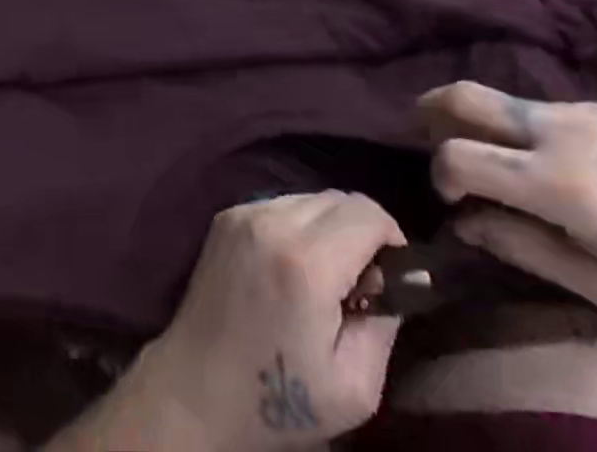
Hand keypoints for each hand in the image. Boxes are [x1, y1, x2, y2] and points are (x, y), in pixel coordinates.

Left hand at [49, 192, 404, 450]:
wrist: (195, 388)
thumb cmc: (277, 399)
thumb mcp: (355, 386)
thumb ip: (386, 322)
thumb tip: (400, 279)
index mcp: (306, 261)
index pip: (367, 213)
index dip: (393, 240)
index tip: (391, 277)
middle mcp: (271, 222)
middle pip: (340, 199)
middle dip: (363, 233)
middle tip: (360, 283)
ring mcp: (242, 214)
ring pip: (310, 198)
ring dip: (330, 227)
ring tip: (324, 276)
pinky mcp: (225, 217)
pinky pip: (280, 204)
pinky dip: (299, 225)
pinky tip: (292, 265)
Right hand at [418, 82, 596, 353]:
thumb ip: (521, 246)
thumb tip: (463, 222)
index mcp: (560, 183)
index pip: (458, 157)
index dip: (440, 176)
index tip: (451, 201)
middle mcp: (562, 132)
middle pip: (465, 96)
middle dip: (430, 110)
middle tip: (420, 134)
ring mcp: (586, 113)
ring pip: (499, 97)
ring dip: (474, 118)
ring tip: (479, 152)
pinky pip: (536, 106)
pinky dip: (513, 122)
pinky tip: (533, 155)